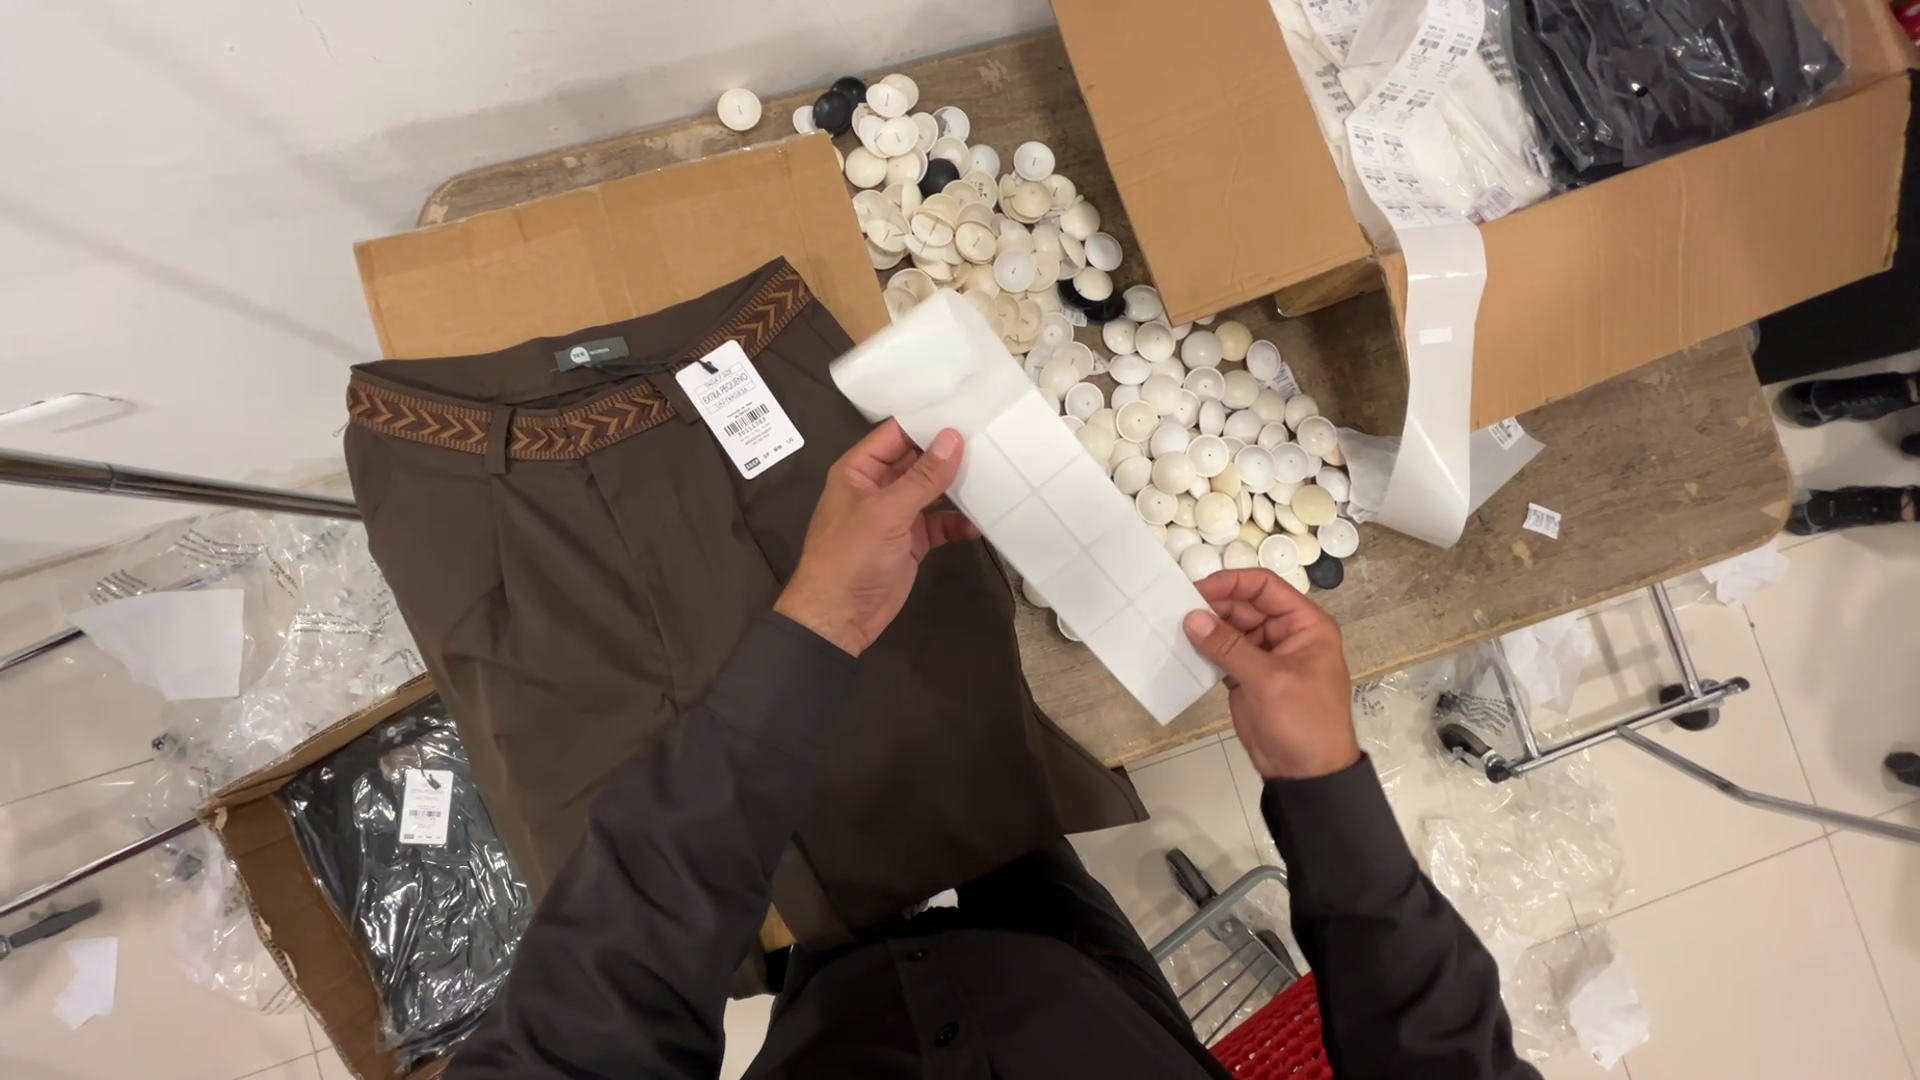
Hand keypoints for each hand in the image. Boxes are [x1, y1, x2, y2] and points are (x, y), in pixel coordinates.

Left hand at [774, 421, 978, 656]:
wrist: (838, 617)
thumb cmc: (851, 556)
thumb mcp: (887, 512)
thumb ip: (923, 476)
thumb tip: (953, 438)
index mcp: (859, 470)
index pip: (896, 434)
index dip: (927, 422)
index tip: (965, 411)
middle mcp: (877, 487)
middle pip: (917, 461)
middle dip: (948, 454)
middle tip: (990, 439)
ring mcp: (895, 516)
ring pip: (931, 492)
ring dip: (957, 488)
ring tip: (993, 475)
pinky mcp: (910, 542)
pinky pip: (938, 525)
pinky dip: (956, 524)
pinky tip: (979, 524)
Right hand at [1183, 569, 1358, 779]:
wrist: (1307, 774)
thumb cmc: (1304, 723)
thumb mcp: (1269, 680)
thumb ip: (1229, 646)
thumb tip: (1192, 618)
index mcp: (1305, 625)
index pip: (1264, 588)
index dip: (1231, 583)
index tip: (1197, 590)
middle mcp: (1285, 634)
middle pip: (1243, 605)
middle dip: (1212, 606)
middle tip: (1176, 611)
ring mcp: (1264, 655)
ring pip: (1228, 628)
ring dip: (1204, 627)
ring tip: (1173, 626)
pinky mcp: (1246, 675)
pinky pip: (1221, 651)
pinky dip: (1202, 649)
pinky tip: (1181, 647)